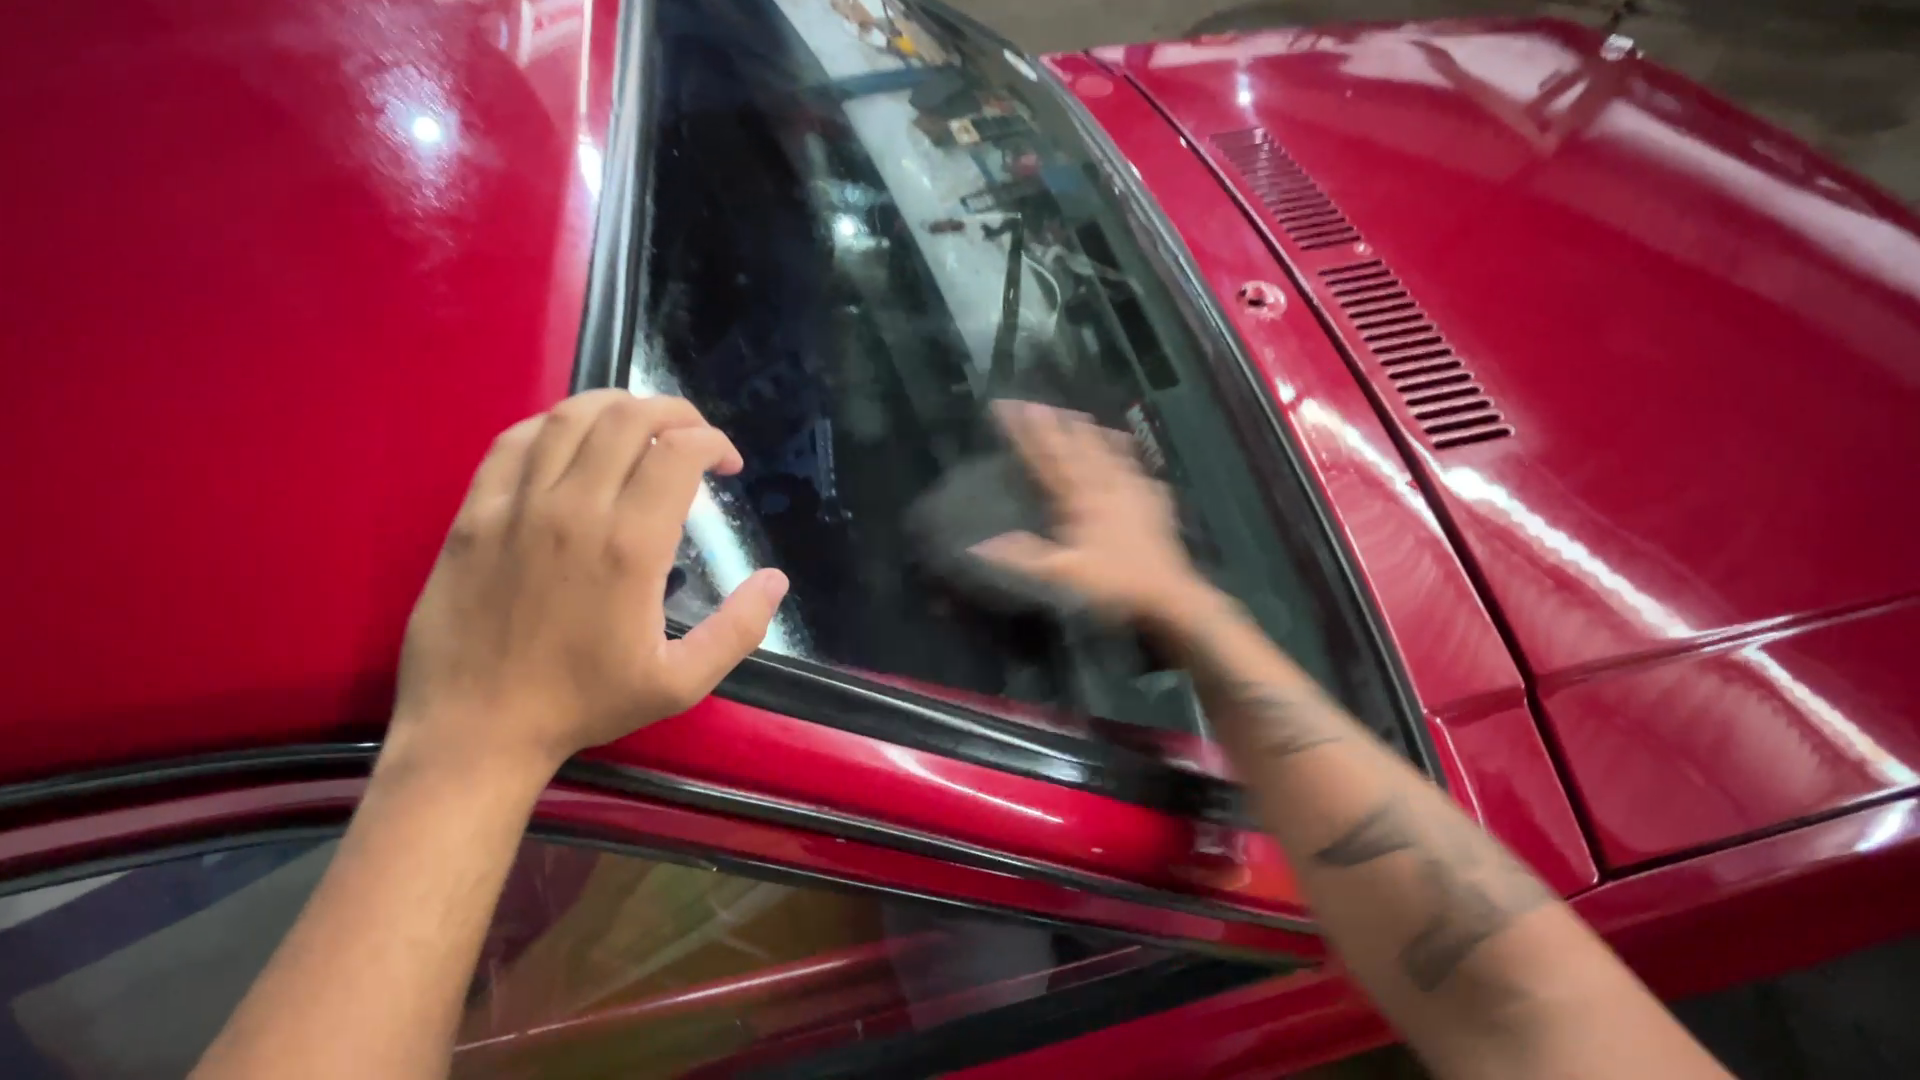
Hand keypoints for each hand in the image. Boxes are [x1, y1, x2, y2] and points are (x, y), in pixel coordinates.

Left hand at [389, 391, 788, 775]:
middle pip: (628, 419)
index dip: (714, 443)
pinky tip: (570, 440)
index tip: (728, 464)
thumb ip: (738, 629)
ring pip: (570, 418)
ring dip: (616, 407)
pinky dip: (551, 425)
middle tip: (693, 435)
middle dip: (674, 412)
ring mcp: (518, 506)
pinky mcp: (475, 514)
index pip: (679, 453)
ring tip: (640, 424)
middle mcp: (575, 509)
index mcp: (631, 545)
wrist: (476, 728)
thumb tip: (776, 580)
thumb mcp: (680, 682)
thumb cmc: (585, 703)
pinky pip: (513, 442)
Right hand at [974, 401, 1208, 624]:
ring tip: (1072, 413)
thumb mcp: (1062, 575)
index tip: (1006, 409)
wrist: (1170, 592)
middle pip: (1075, 445)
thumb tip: (977, 545)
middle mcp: (1106, 484)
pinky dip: (1122, 448)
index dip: (1025, 433)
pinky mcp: (1151, 498)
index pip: (1046, 457)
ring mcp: (1132, 488)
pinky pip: (1133, 463)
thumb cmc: (1114, 583)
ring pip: (1105, 449)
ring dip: (1085, 430)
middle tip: (1034, 402)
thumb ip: (1021, 557)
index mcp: (1081, 498)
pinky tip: (1122, 439)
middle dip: (1052, 423)